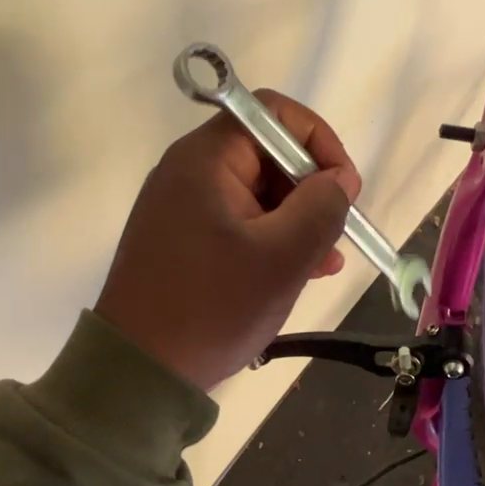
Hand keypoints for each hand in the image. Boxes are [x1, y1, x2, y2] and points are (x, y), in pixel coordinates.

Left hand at [95, 90, 362, 391]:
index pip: (273, 114)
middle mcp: (190, 172)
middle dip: (311, 190)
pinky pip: (241, 224)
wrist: (140, 371)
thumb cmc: (213, 307)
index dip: (319, 142)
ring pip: (259, 194)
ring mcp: (184, 208)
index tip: (343, 189)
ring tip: (327, 262)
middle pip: (268, 155)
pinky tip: (303, 272)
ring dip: (298, 221)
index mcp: (206, 159)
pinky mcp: (185, 241)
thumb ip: (322, 208)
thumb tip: (338, 181)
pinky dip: (274, 240)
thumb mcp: (283, 257)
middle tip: (336, 234)